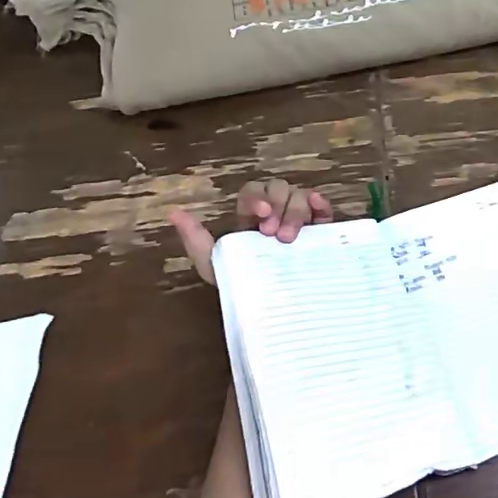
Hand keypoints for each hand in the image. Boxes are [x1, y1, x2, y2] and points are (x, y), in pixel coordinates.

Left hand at [167, 179, 335, 282]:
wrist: (271, 309)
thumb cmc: (241, 284)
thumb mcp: (214, 264)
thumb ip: (195, 238)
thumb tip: (173, 211)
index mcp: (251, 215)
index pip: (254, 191)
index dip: (258, 197)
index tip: (261, 214)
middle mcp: (277, 211)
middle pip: (279, 188)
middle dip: (279, 206)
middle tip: (275, 234)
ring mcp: (300, 218)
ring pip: (300, 195)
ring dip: (296, 211)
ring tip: (292, 239)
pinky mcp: (321, 230)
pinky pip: (324, 208)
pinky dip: (322, 203)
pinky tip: (318, 209)